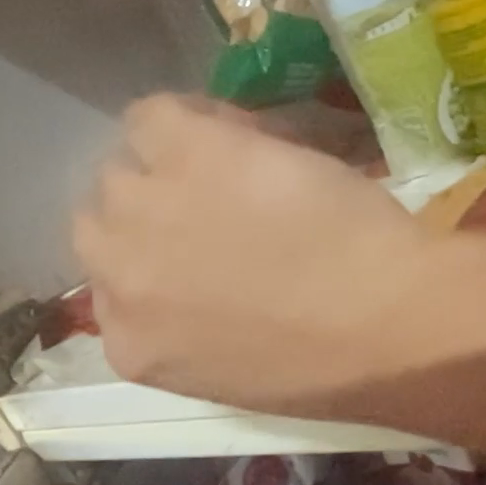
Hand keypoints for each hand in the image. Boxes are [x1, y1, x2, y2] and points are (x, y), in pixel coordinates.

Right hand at [73, 94, 437, 414]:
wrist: (386, 323)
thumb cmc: (333, 363)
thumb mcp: (230, 369)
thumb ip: (185, 324)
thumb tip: (187, 270)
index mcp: (132, 346)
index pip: (108, 286)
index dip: (151, 259)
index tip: (191, 249)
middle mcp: (117, 278)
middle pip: (99, 222)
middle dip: (145, 215)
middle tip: (204, 204)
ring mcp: (142, 212)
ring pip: (120, 170)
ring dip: (164, 167)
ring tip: (225, 168)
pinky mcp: (185, 151)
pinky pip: (150, 115)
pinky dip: (189, 117)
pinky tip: (235, 134)